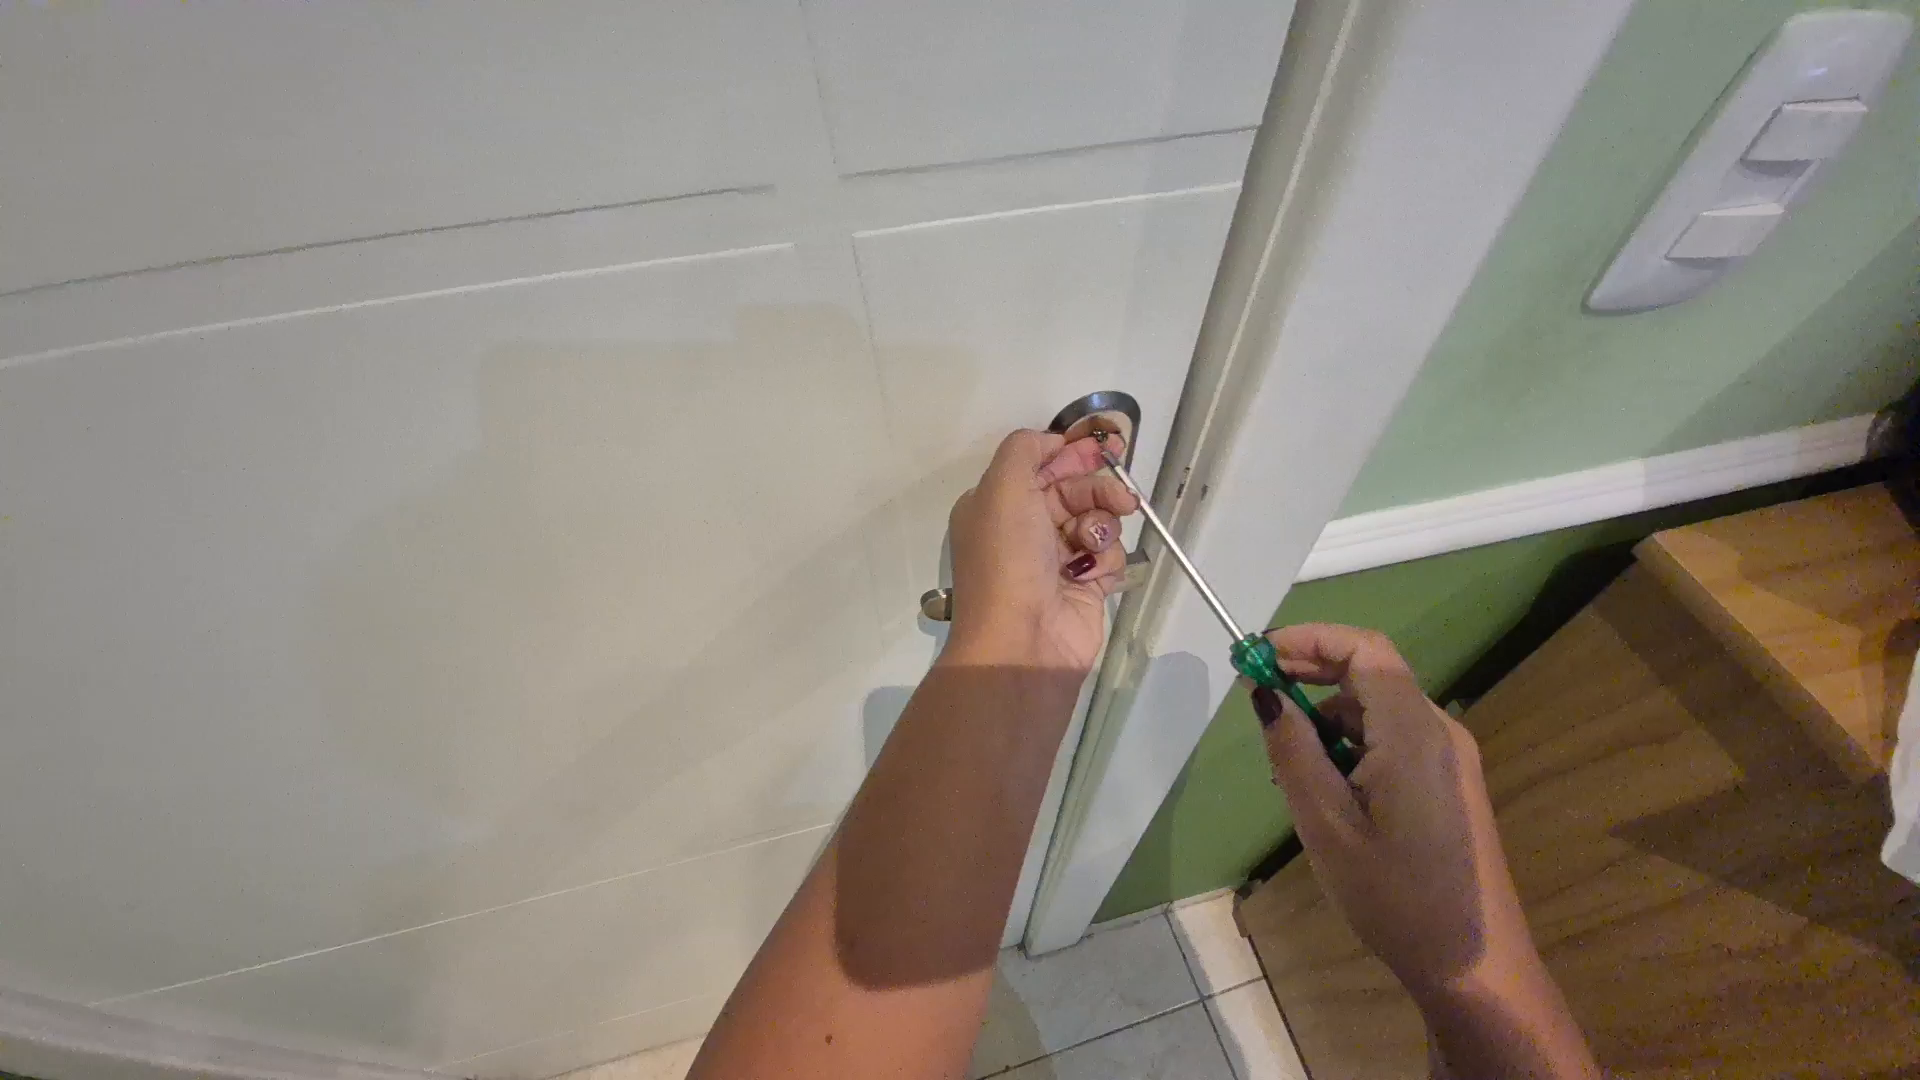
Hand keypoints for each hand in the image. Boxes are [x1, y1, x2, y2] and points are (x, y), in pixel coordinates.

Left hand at [944, 430, 1137, 671]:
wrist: (1023, 639)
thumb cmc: (1008, 559)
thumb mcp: (1001, 488)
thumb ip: (1024, 450)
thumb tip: (1051, 441)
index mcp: (995, 505)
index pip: (1038, 466)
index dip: (1070, 454)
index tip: (1104, 447)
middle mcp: (1021, 530)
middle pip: (1073, 490)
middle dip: (1097, 489)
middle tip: (1122, 497)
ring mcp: (1054, 559)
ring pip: (1096, 521)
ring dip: (1101, 527)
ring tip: (1090, 545)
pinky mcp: (1083, 585)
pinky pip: (1108, 556)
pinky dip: (1105, 560)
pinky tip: (1090, 574)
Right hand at [1254, 624, 1537, 999]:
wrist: (1477, 971)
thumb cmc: (1396, 895)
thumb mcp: (1325, 822)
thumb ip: (1292, 748)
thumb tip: (1264, 692)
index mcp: (1413, 734)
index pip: (1364, 650)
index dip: (1308, 638)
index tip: (1257, 654)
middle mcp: (1438, 732)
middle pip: (1369, 672)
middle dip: (1308, 670)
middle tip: (1255, 689)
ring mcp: (1446, 757)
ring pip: (1375, 707)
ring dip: (1324, 713)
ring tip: (1283, 757)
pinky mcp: (1445, 781)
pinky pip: (1389, 736)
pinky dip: (1347, 740)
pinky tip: (1321, 782)